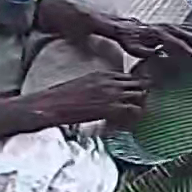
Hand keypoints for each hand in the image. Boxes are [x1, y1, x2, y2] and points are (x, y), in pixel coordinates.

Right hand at [17, 71, 148, 129]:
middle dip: (144, 91)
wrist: (48, 105)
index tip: (138, 90)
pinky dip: (136, 114)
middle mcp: (110, 82)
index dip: (136, 84)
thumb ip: (100, 83)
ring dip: (142, 102)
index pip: (130, 76)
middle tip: (143, 100)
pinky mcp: (111, 107)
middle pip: (140, 83)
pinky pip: (134, 109)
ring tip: (139, 109)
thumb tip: (109, 90)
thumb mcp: (83, 82)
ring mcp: (112, 94)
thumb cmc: (60, 96)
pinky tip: (133, 117)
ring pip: (141, 95)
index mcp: (102, 74)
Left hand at [101, 17, 191, 66]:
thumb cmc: (131, 41)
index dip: (190, 52)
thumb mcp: (136, 51)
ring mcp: (173, 25)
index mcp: (158, 34)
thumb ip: (150, 54)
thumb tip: (164, 58)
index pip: (179, 43)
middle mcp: (168, 28)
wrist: (126, 29)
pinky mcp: (176, 25)